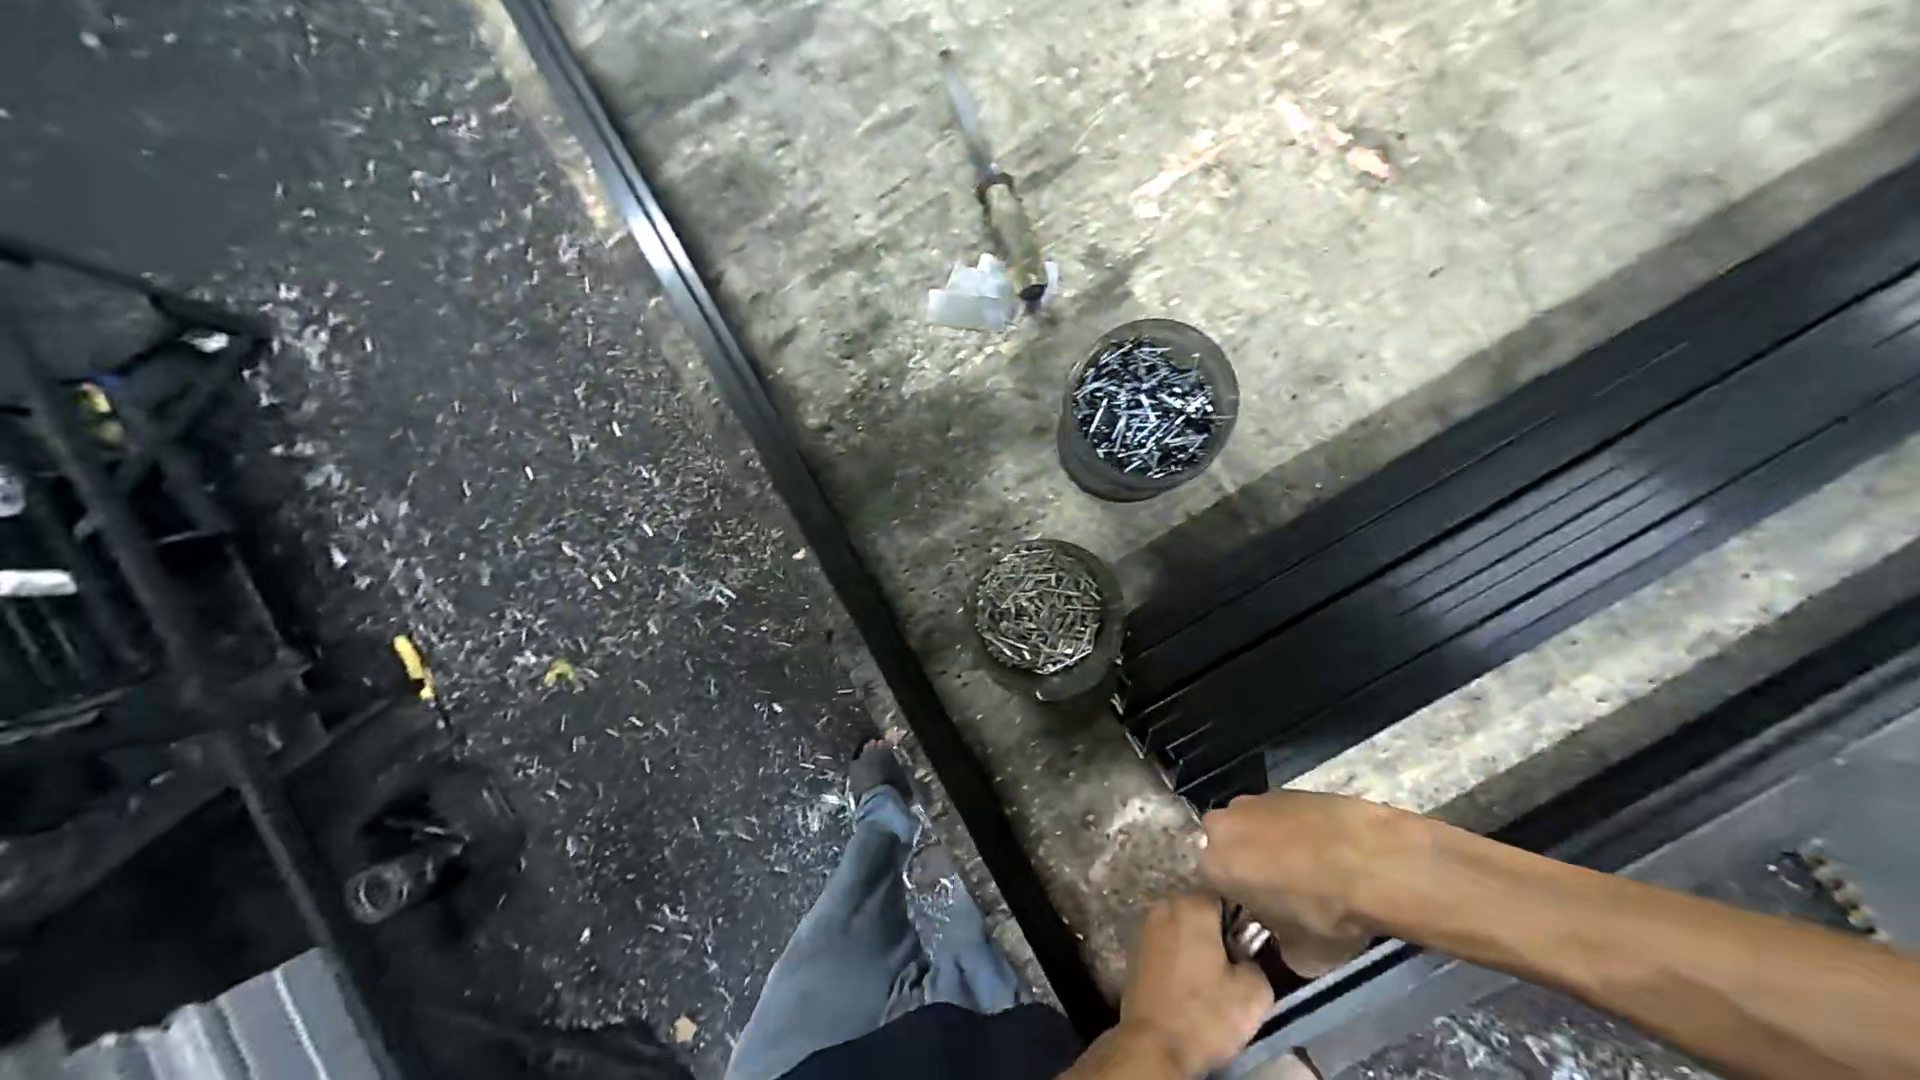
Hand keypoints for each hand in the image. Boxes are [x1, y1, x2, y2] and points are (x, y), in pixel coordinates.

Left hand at [1113, 893, 1274, 1076]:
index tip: (1249, 944)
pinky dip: (1176, 952)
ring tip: (1209, 974)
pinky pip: (1164, 940)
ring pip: (1180, 924)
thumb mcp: (1253, 993)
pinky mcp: (1133, 946)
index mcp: (1192, 905)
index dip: (1240, 918)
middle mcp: (1164, 905)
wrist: (1153, 1043)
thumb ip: (1257, 962)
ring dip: (1194, 941)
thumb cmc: (1204, 1014)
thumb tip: (1248, 956)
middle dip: (1215, 928)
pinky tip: (1186, 979)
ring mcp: (1144, 924)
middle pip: (1199, 907)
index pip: (1224, 895)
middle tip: (1232, 962)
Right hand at [1199, 792, 1417, 974]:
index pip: (1210, 884)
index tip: (1257, 913)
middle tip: (1279, 888)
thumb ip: (1278, 946)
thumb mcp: (1303, 956)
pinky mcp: (1283, 788)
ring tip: (1307, 866)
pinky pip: (1277, 814)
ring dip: (1267, 842)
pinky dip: (1293, 829)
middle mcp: (1221, 826)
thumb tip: (1283, 940)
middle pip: (1225, 847)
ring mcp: (1252, 801)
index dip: (1234, 899)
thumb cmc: (1327, 912)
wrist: (1374, 860)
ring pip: (1249, 826)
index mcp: (1214, 866)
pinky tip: (1324, 847)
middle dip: (1244, 863)